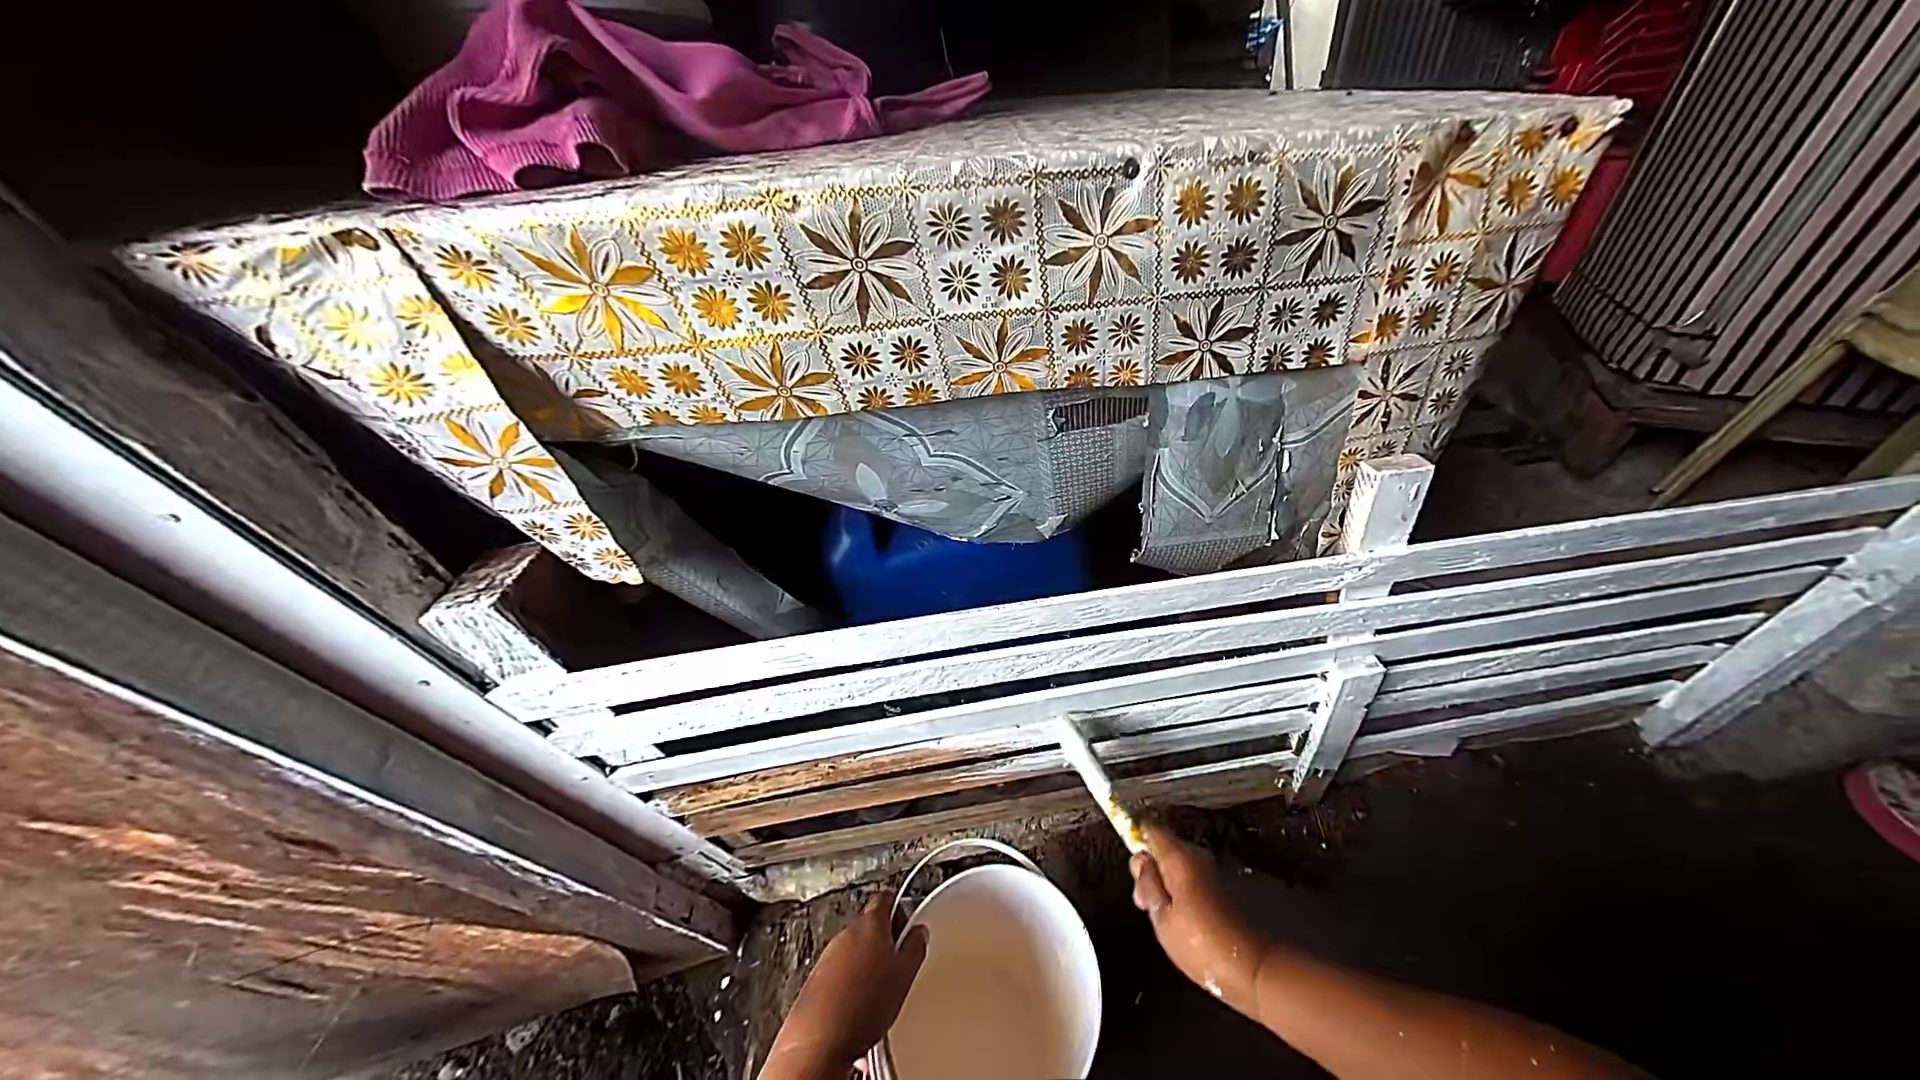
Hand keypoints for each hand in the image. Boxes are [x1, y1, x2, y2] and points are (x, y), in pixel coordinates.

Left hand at [760, 892, 929, 1079]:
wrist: (821, 1041)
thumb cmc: (862, 1006)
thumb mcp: (905, 973)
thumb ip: (915, 946)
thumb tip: (918, 934)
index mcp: (871, 923)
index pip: (886, 899)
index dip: (899, 907)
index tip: (907, 918)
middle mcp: (846, 934)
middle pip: (869, 926)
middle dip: (884, 942)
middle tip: (898, 962)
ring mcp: (828, 957)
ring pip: (854, 952)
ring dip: (867, 965)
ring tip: (880, 993)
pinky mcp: (815, 980)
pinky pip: (838, 974)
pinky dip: (850, 985)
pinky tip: (860, 1009)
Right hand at [1130, 823, 1269, 1018]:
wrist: (1250, 969)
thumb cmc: (1199, 945)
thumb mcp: (1160, 917)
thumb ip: (1146, 884)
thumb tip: (1141, 860)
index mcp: (1180, 859)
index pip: (1151, 831)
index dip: (1136, 842)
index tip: (1134, 872)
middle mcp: (1197, 857)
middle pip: (1163, 849)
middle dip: (1150, 870)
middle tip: (1146, 905)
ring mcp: (1211, 872)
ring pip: (1176, 867)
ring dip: (1165, 884)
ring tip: (1164, 918)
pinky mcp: (1220, 889)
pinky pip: (1190, 879)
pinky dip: (1181, 892)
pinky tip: (1182, 920)